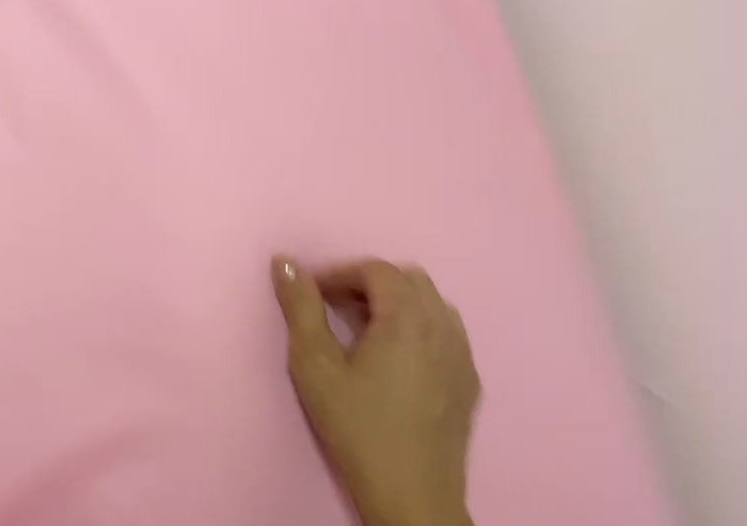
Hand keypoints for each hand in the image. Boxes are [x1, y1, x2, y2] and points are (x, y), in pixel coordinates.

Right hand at [273, 257, 480, 525]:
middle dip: (369, 282)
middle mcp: (444, 332)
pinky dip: (418, 327)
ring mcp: (463, 360)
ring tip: (362, 329)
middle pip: (411, 280)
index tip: (312, 294)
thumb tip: (285, 262)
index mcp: (408, 323)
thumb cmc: (356, 423)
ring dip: (395, 303)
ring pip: (433, 305)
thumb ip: (300, 307)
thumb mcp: (313, 362)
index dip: (340, 272)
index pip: (378, 270)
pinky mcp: (468, 385)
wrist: (410, 493)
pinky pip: (448, 334)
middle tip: (333, 306)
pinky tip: (392, 357)